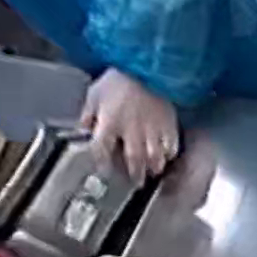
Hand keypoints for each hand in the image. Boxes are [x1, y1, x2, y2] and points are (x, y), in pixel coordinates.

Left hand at [80, 69, 179, 184]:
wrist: (146, 73)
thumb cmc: (118, 82)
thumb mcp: (94, 94)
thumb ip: (89, 115)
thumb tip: (85, 129)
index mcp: (110, 123)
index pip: (102, 148)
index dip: (103, 161)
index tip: (105, 169)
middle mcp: (132, 132)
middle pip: (134, 160)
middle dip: (134, 173)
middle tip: (136, 183)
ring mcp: (153, 133)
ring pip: (155, 159)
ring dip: (153, 168)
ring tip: (152, 172)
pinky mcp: (169, 131)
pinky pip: (170, 149)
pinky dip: (168, 156)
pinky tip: (166, 158)